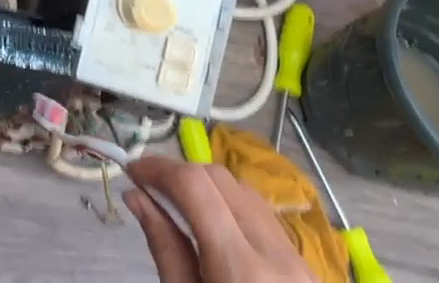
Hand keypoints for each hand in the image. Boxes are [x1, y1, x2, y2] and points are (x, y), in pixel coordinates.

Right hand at [123, 156, 315, 282]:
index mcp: (241, 270)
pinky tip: (210, 219)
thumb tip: (136, 196)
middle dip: (178, 172)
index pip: (195, 187)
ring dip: (204, 184)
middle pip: (220, 179)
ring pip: (244, 191)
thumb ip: (165, 247)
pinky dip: (230, 202)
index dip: (158, 168)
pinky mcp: (307, 267)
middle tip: (146, 183)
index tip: (131, 171)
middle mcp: (275, 254)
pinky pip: (263, 215)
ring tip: (175, 199)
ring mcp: (298, 261)